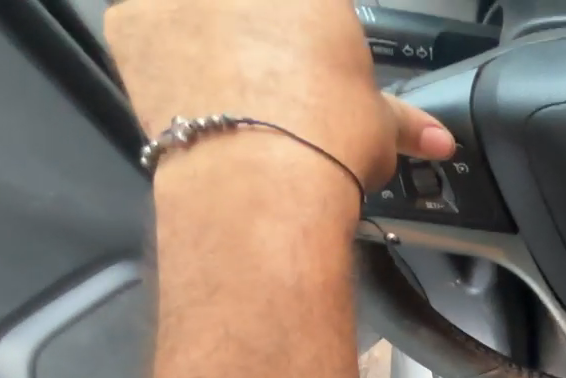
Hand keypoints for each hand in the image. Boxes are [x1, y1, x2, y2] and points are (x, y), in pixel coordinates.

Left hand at [104, 0, 453, 187]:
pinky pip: (154, 32)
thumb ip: (405, 121)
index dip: (324, 37)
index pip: (319, 11)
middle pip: (256, 12)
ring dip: (219, 43)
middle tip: (291, 81)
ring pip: (202, 15)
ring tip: (248, 99)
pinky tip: (205, 101)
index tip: (332, 65)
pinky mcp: (127, 22)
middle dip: (269, 37)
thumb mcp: (384, 127)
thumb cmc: (334, 135)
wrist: (262, 173)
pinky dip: (175, 61)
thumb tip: (438, 139)